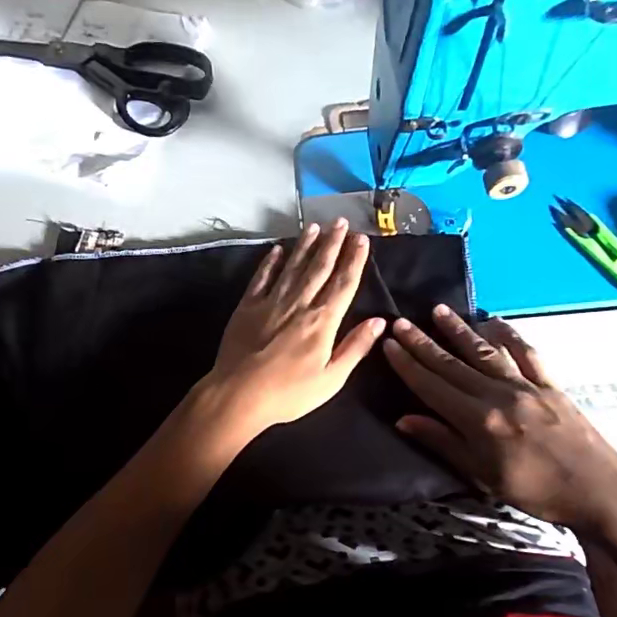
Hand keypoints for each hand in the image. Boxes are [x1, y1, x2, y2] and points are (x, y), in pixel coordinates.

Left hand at [200, 218, 386, 439]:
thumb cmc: (289, 393)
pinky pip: (262, 278)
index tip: (362, 240)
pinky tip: (278, 249)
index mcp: (323, 322)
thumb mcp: (331, 379)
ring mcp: (271, 302)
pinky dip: (271, 262)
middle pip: (320, 268)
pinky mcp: (247, 307)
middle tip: (342, 222)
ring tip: (316, 227)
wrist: (238, 395)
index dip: (355, 260)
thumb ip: (355, 347)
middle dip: (333, 243)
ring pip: (293, 267)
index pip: (344, 284)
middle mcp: (300, 304)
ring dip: (306, 246)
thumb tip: (379, 321)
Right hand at [382, 306, 616, 537]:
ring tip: (438, 311)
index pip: (433, 386)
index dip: (408, 364)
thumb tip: (404, 419)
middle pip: (454, 364)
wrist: (600, 489)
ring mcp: (526, 385)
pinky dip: (509, 335)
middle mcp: (499, 395)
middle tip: (400, 321)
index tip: (389, 343)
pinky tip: (495, 322)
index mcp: (479, 421)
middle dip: (424, 342)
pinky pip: (526, 352)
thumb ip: (445, 444)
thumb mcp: (484, 478)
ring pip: (485, 351)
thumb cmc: (537, 492)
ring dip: (460, 330)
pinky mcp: (550, 383)